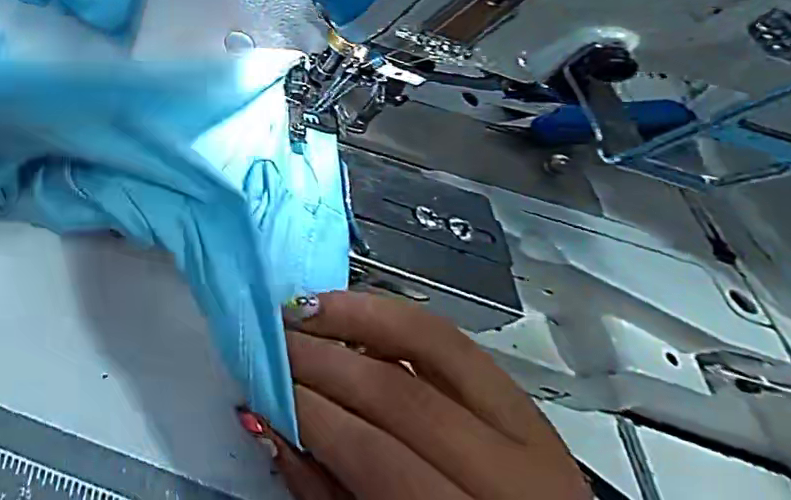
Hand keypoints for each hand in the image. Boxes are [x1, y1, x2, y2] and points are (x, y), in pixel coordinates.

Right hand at [250, 290, 590, 499]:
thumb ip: (325, 491)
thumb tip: (265, 422)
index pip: (377, 456)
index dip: (313, 415)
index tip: (262, 387)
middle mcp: (513, 475)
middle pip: (400, 394)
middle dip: (322, 362)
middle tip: (270, 344)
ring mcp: (528, 428)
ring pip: (431, 340)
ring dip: (355, 316)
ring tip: (300, 309)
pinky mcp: (523, 399)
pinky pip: (449, 338)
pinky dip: (392, 315)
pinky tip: (348, 308)